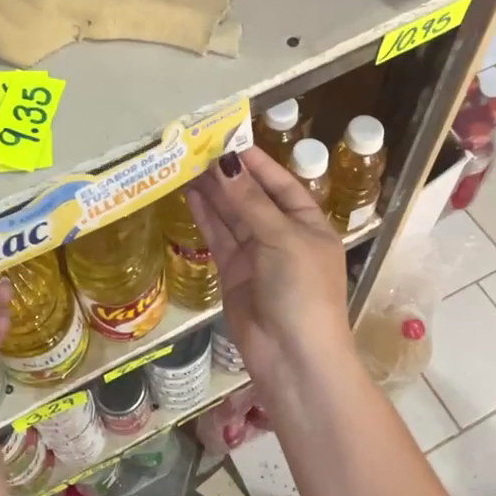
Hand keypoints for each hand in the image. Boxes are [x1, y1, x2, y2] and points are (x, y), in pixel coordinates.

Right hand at [185, 147, 352, 380]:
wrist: (294, 358)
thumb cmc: (302, 290)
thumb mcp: (281, 238)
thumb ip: (250, 202)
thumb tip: (225, 163)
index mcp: (309, 223)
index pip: (280, 182)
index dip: (255, 161)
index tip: (226, 137)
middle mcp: (283, 235)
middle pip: (253, 197)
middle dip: (229, 174)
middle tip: (196, 147)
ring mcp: (258, 255)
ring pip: (232, 215)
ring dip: (213, 191)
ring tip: (186, 164)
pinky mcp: (234, 273)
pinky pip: (219, 238)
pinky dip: (206, 216)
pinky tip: (190, 194)